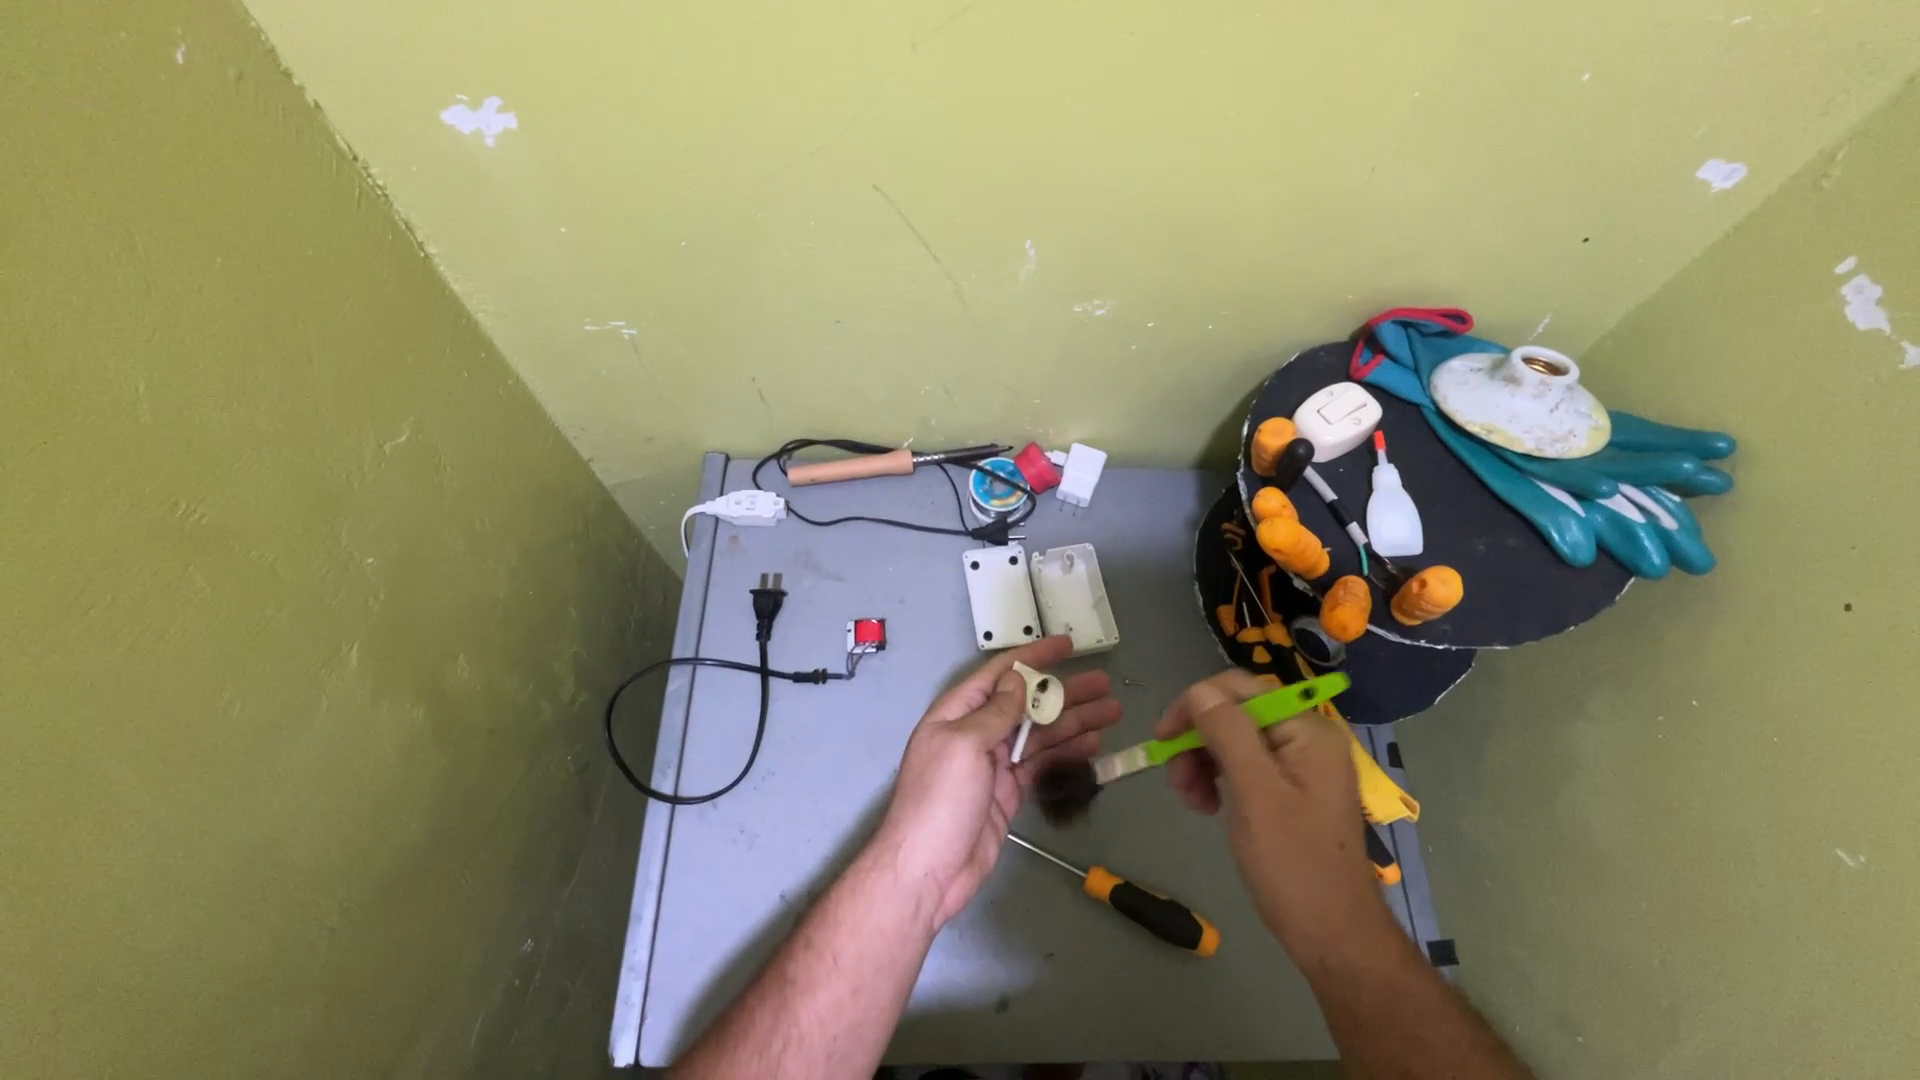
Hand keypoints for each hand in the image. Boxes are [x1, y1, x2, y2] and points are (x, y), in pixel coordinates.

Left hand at [870, 636, 1121, 929]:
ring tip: (1111, 712)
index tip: (1067, 645)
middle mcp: (976, 732)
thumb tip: (1016, 677)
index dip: (1034, 657)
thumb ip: (995, 711)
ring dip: (1074, 721)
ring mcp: (994, 764)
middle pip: (1027, 703)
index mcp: (958, 713)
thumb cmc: (939, 801)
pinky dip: (1066, 753)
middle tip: (1104, 683)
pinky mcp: (1008, 792)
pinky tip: (1092, 745)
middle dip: (1065, 692)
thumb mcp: (964, 745)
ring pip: (1040, 734)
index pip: (1000, 674)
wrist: (927, 871)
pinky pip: (1042, 763)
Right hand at [1155, 671, 1391, 959]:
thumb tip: (1198, 690)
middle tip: (1176, 781)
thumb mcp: (1254, 793)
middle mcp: (1306, 737)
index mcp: (1306, 729)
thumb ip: (1228, 733)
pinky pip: (1244, 765)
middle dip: (1198, 741)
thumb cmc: (1292, 863)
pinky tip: (1209, 806)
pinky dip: (1218, 779)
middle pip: (1235, 713)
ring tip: (1192, 801)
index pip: (1240, 688)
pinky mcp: (1290, 789)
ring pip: (1234, 740)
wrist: (1332, 934)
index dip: (1195, 704)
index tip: (1162, 738)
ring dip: (1203, 762)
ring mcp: (1299, 764)